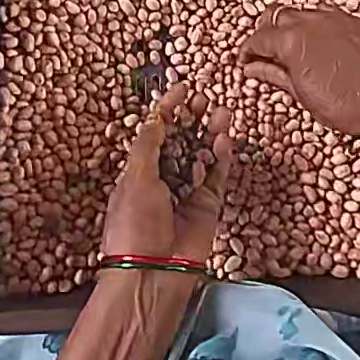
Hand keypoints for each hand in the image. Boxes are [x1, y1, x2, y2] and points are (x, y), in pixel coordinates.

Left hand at [101, 85, 234, 264]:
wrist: (153, 271)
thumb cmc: (135, 223)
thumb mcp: (135, 178)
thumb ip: (149, 145)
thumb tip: (156, 119)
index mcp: (139, 171)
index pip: (156, 133)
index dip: (168, 110)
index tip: (182, 89)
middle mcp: (164, 179)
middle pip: (182, 140)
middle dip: (192, 118)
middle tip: (204, 99)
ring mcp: (187, 191)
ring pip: (203, 155)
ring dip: (210, 133)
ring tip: (221, 111)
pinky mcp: (208, 205)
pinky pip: (217, 175)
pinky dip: (222, 157)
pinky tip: (224, 138)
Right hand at [239, 6, 359, 149]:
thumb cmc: (342, 105)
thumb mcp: (298, 92)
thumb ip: (272, 73)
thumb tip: (253, 68)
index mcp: (291, 40)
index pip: (258, 38)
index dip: (247, 50)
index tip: (246, 60)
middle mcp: (310, 22)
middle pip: (275, 16)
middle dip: (265, 33)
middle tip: (264, 53)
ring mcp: (332, 19)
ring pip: (298, 12)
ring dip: (288, 27)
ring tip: (289, 49)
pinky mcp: (351, 22)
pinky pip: (323, 14)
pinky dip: (312, 25)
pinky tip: (314, 44)